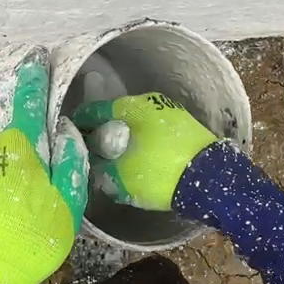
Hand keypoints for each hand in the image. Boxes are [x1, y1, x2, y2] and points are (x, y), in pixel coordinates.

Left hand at [0, 50, 87, 283]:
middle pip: (8, 139)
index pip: (28, 102)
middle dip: (20, 153)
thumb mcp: (67, 208)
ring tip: (7, 211)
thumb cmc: (28, 243)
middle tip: (32, 189)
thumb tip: (65, 134)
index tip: (37, 57)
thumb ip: (70, 165)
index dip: (34, 79)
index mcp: (19, 148)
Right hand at [69, 93, 217, 211]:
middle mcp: (151, 103)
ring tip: (115, 163)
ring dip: (124, 141)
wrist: (213, 181)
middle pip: (116, 117)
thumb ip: (100, 169)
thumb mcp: (121, 176)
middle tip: (92, 155)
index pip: (93, 111)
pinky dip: (142, 145)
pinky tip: (139, 162)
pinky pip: (153, 134)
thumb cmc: (162, 172)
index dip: (78, 126)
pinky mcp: (185, 129)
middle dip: (103, 135)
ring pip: (136, 126)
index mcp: (131, 106)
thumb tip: (91, 165)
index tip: (71, 139)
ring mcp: (171, 114)